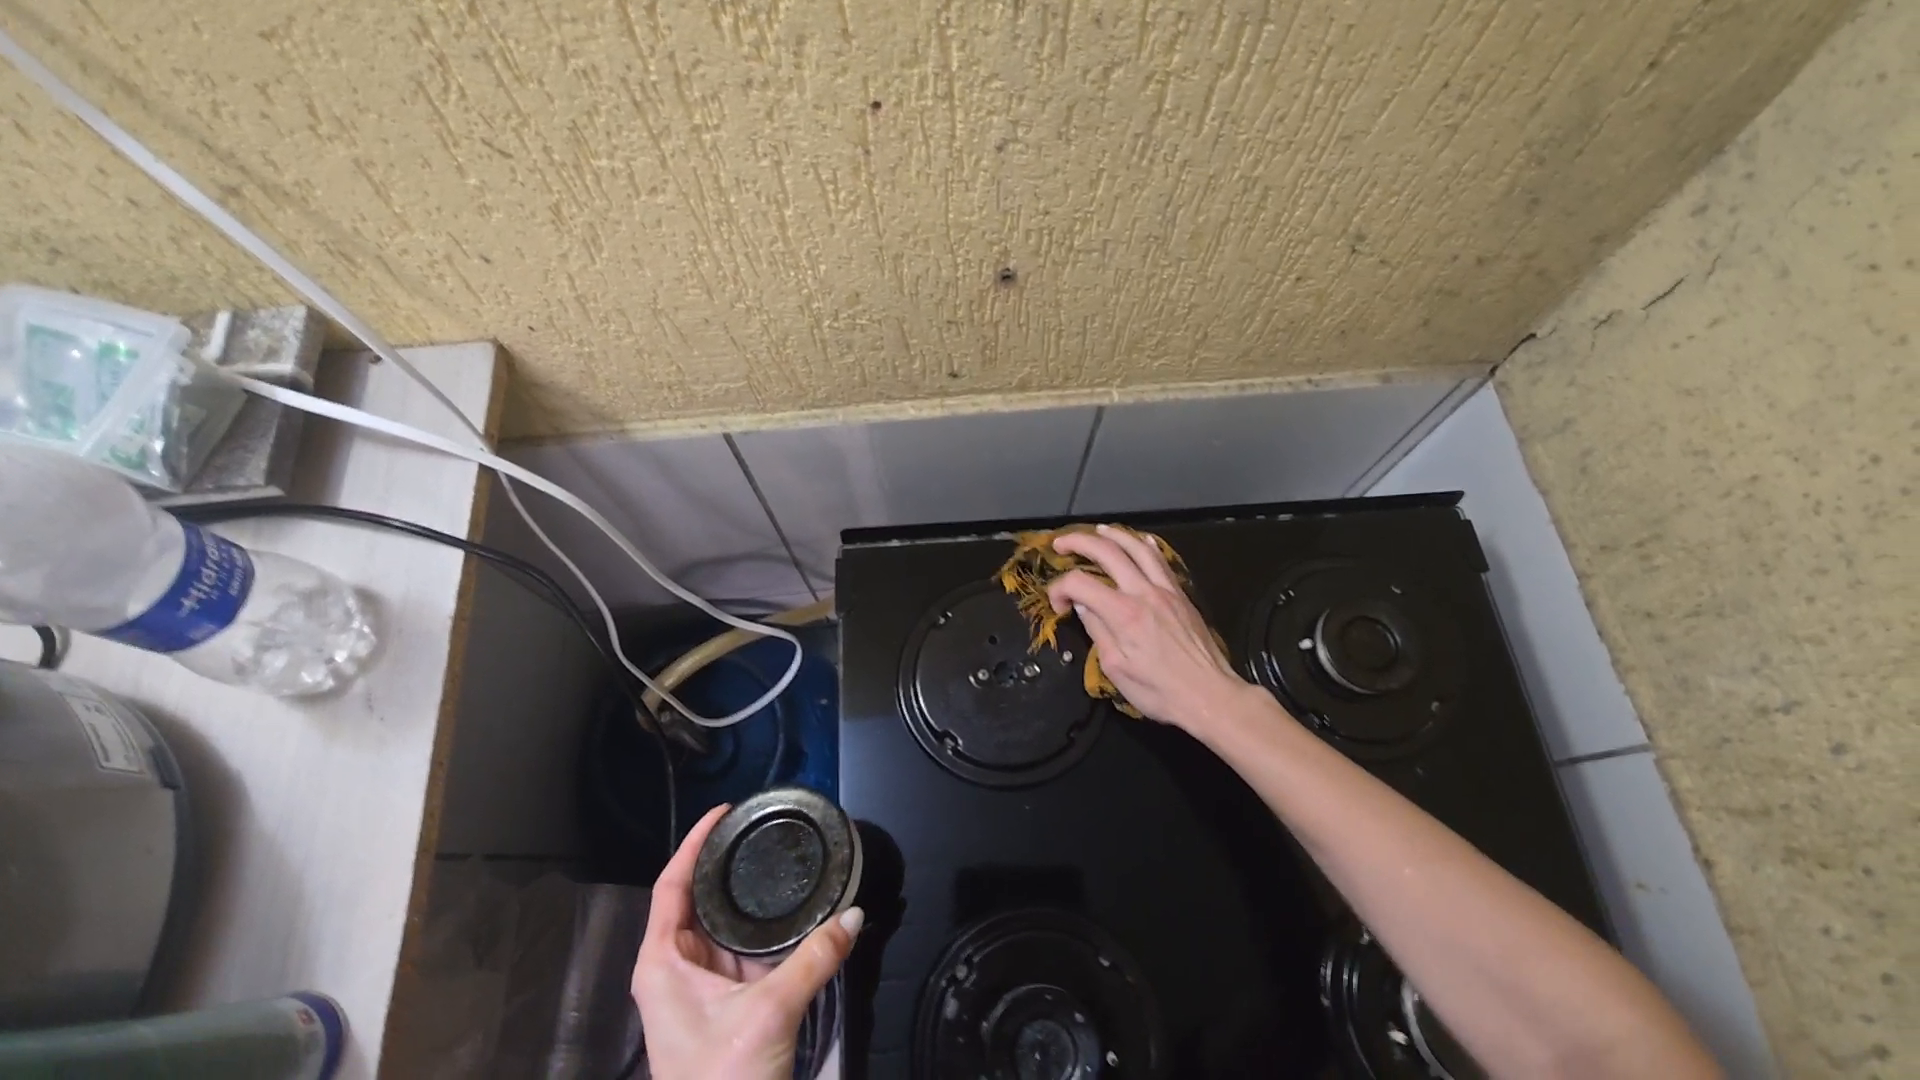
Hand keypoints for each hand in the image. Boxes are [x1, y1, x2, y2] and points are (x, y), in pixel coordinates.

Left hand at [631, 804, 862, 1079]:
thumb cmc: (722, 1079)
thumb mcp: (770, 1011)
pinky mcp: (726, 1004)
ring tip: (779, 864)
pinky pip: (746, 954)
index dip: (693, 844)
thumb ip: (815, 958)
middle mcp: (675, 968)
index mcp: (661, 963)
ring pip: (725, 928)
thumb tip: (853, 915)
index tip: (722, 813)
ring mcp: (701, 987)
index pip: (671, 885)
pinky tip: (793, 916)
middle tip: (761, 832)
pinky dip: (768, 934)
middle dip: (728, 868)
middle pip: (697, 901)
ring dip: (751, 903)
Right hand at [1046, 524, 1262, 737]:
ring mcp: (1166, 590)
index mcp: (1123, 614)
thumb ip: (1098, 631)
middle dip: (1079, 542)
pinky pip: (1161, 561)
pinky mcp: (1181, 595)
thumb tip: (1082, 605)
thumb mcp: (1116, 669)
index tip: (1057, 604)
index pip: (1080, 583)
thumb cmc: (1159, 691)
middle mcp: (1144, 593)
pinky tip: (1138, 542)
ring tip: (1097, 531)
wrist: (1209, 695)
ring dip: (1113, 535)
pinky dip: (1145, 546)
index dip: (1059, 588)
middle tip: (1061, 544)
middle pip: (1108, 552)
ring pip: (1138, 548)